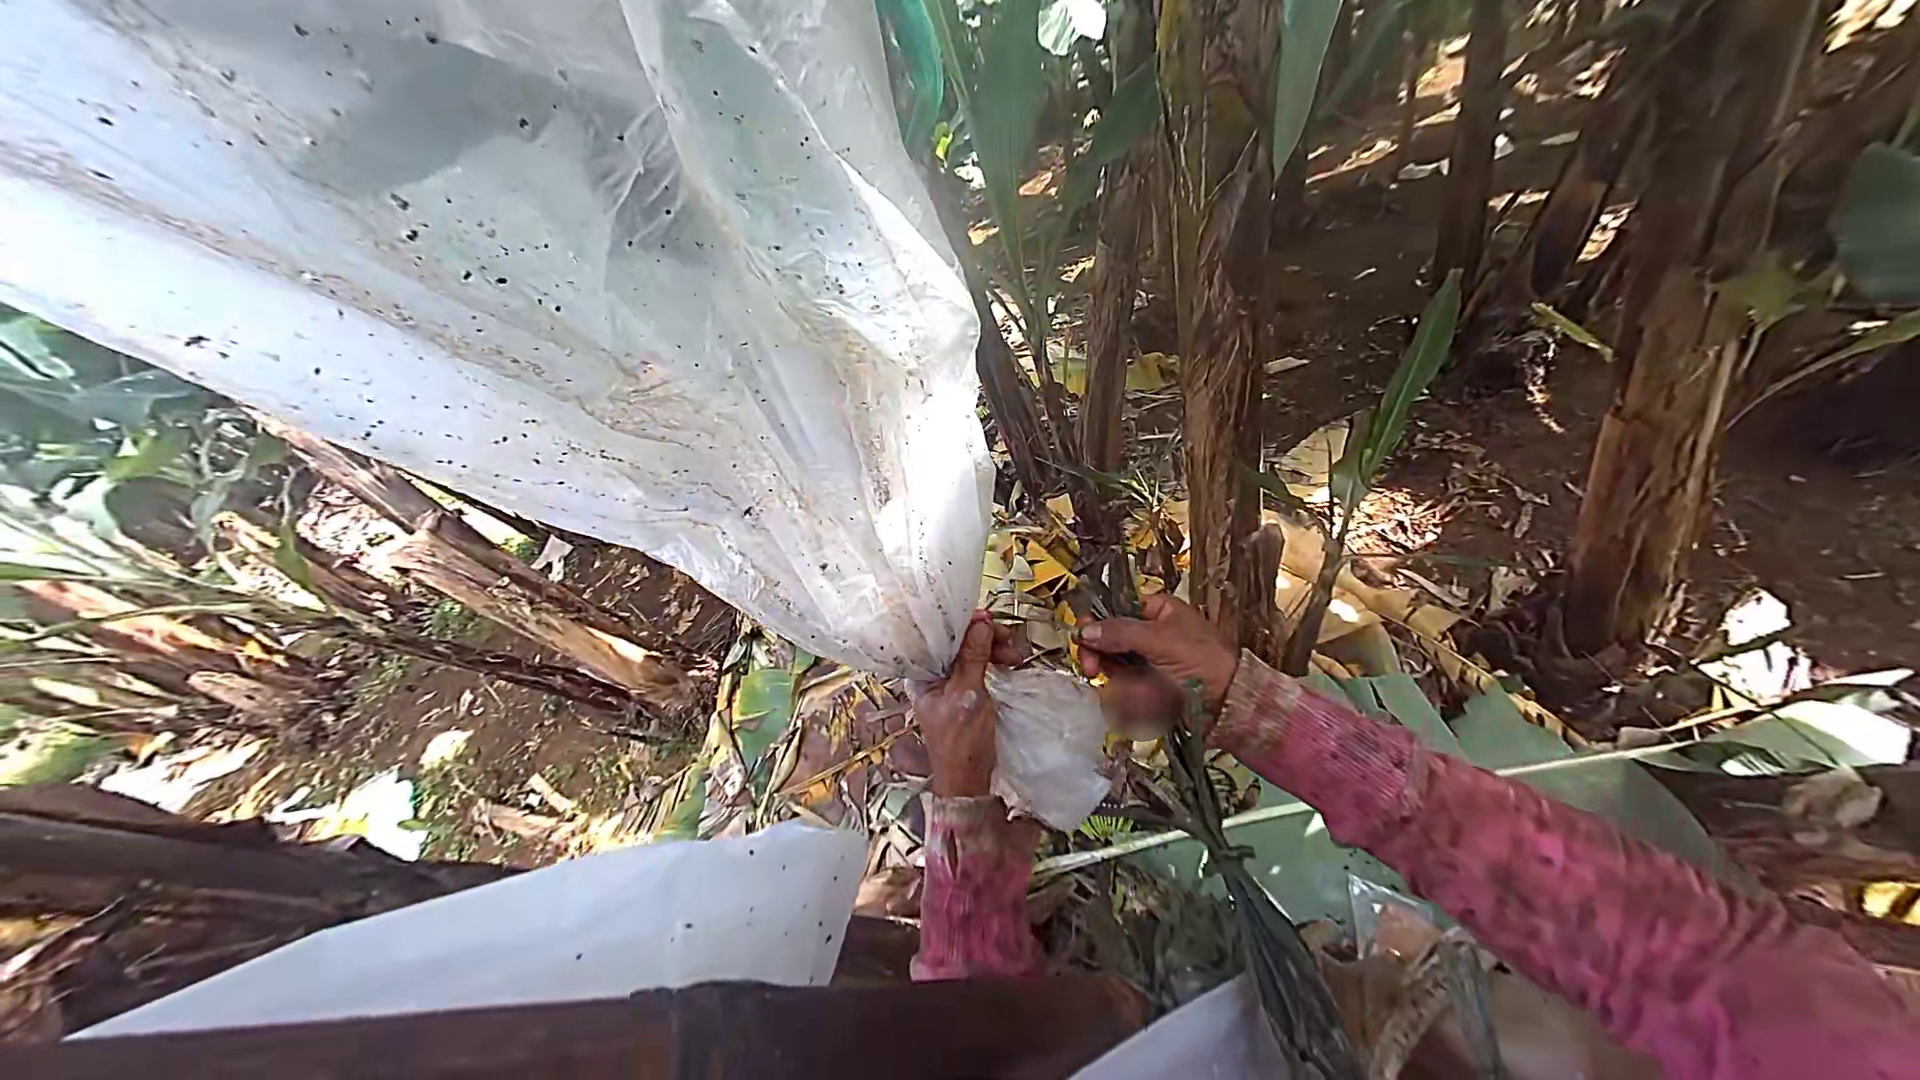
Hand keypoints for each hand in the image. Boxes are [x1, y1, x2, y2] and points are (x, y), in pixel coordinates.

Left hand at [914, 612, 1023, 796]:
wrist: (968, 779)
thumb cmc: (961, 742)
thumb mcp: (968, 695)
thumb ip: (972, 658)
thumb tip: (981, 624)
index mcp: (922, 672)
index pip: (939, 634)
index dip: (965, 623)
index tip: (990, 621)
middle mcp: (931, 672)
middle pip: (956, 639)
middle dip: (983, 635)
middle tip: (1007, 641)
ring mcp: (947, 679)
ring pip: (970, 649)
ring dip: (992, 646)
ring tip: (1012, 656)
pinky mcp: (962, 686)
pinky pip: (976, 662)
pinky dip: (992, 658)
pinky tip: (1007, 661)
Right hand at [1078, 595, 1238, 736]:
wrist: (1232, 706)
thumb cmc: (1206, 662)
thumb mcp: (1162, 640)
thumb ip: (1121, 632)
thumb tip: (1085, 630)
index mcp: (1158, 611)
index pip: (1115, 610)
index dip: (1096, 624)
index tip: (1083, 638)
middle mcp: (1150, 634)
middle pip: (1108, 641)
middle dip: (1101, 657)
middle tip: (1092, 669)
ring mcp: (1149, 661)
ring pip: (1114, 667)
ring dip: (1118, 680)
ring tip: (1136, 691)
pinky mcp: (1149, 687)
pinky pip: (1125, 688)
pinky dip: (1129, 696)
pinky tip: (1145, 702)